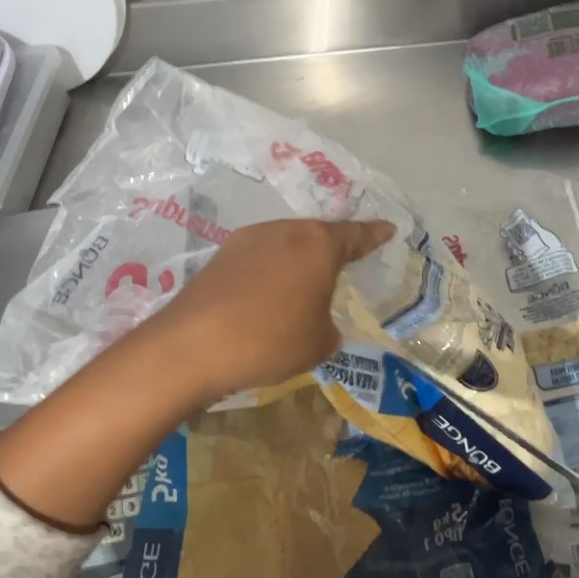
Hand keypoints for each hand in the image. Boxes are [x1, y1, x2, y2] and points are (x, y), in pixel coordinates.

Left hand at [0, 217, 393, 531]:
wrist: (190, 348)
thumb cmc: (269, 341)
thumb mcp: (317, 344)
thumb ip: (328, 328)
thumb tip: (318, 323)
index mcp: (319, 244)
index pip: (357, 234)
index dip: (374, 235)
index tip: (388, 229)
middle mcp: (285, 230)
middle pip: (318, 235)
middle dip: (332, 249)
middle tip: (344, 265)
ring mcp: (249, 240)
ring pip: (285, 244)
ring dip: (296, 262)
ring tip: (302, 288)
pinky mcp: (219, 257)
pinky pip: (259, 259)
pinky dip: (269, 274)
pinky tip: (265, 300)